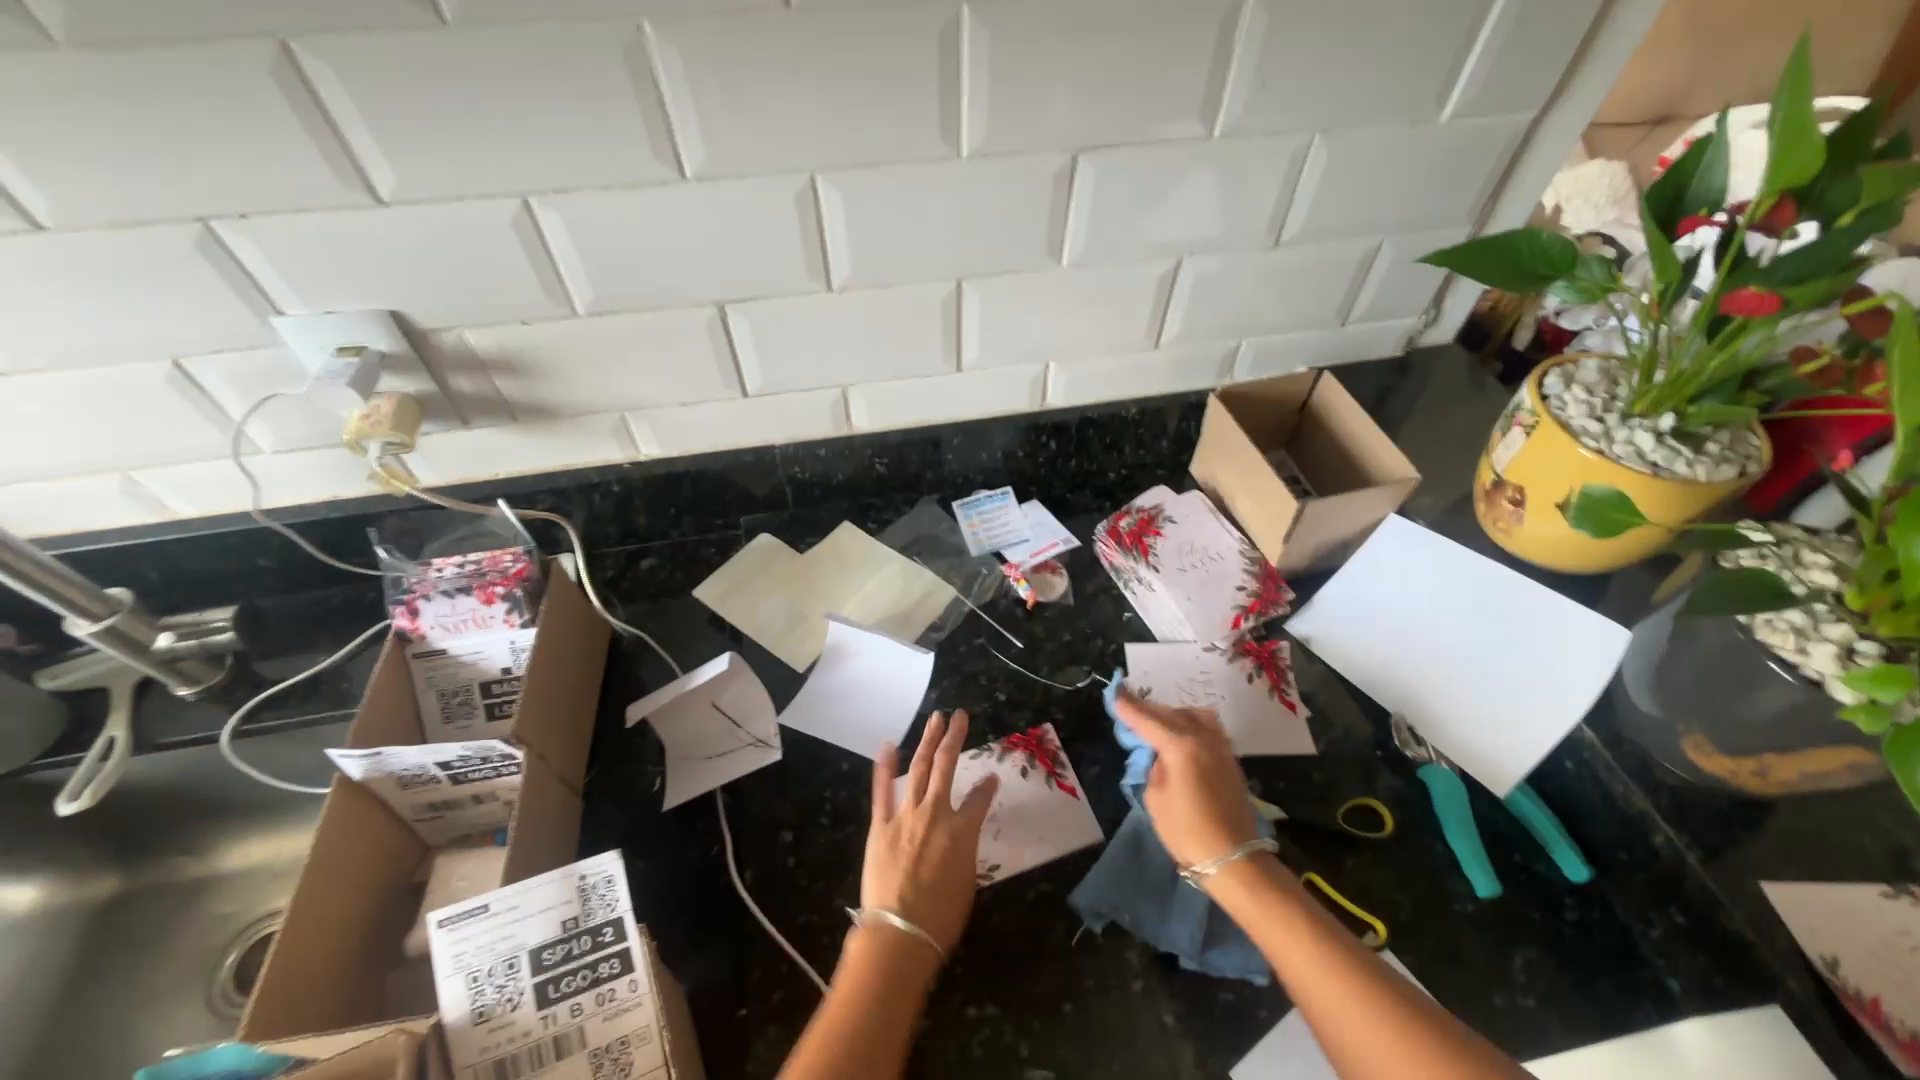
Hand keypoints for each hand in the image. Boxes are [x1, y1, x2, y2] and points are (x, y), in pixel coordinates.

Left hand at [862, 709, 999, 953]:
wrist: (900, 931)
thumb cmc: (941, 917)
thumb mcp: (967, 882)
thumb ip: (966, 852)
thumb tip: (962, 840)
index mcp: (963, 831)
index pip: (981, 799)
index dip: (988, 786)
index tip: (991, 777)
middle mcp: (937, 813)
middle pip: (947, 766)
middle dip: (955, 738)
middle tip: (960, 716)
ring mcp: (906, 815)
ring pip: (920, 768)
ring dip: (928, 740)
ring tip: (936, 718)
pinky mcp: (881, 824)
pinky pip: (883, 790)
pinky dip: (886, 766)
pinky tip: (889, 745)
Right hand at [1112, 690, 1260, 869]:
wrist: (1233, 856)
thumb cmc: (1187, 832)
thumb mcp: (1156, 799)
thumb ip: (1155, 768)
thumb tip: (1160, 756)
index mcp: (1181, 747)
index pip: (1148, 721)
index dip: (1129, 708)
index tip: (1114, 693)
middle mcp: (1203, 738)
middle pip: (1171, 714)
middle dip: (1148, 711)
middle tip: (1129, 708)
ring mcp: (1221, 747)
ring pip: (1194, 716)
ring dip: (1173, 715)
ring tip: (1157, 724)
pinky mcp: (1230, 759)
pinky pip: (1208, 728)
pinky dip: (1190, 724)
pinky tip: (1180, 735)